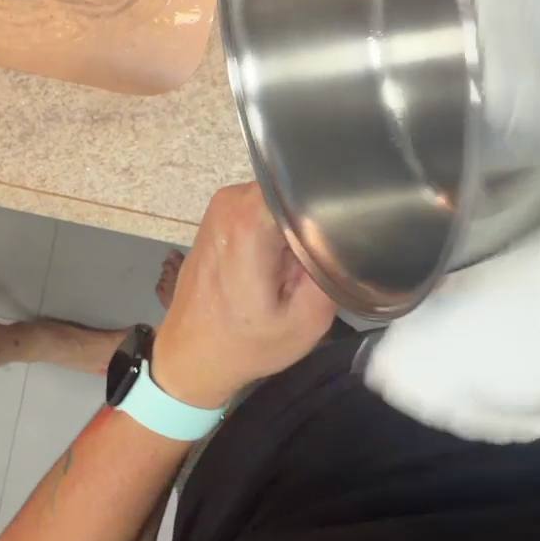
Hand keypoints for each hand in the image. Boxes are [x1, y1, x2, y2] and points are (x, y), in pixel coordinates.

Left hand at [151, 183, 337, 408]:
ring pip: (283, 198)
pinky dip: (281, 230)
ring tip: (303, 263)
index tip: (346, 236)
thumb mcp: (307, 320)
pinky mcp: (221, 216)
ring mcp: (222, 205)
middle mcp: (233, 201)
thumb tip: (347, 234)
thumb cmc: (246, 344)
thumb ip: (332, 269)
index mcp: (251, 220)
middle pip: (297, 189)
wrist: (192, 357)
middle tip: (324, 258)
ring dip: (299, 226)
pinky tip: (284, 262)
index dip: (335, 205)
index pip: (309, 183)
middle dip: (318, 219)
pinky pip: (265, 207)